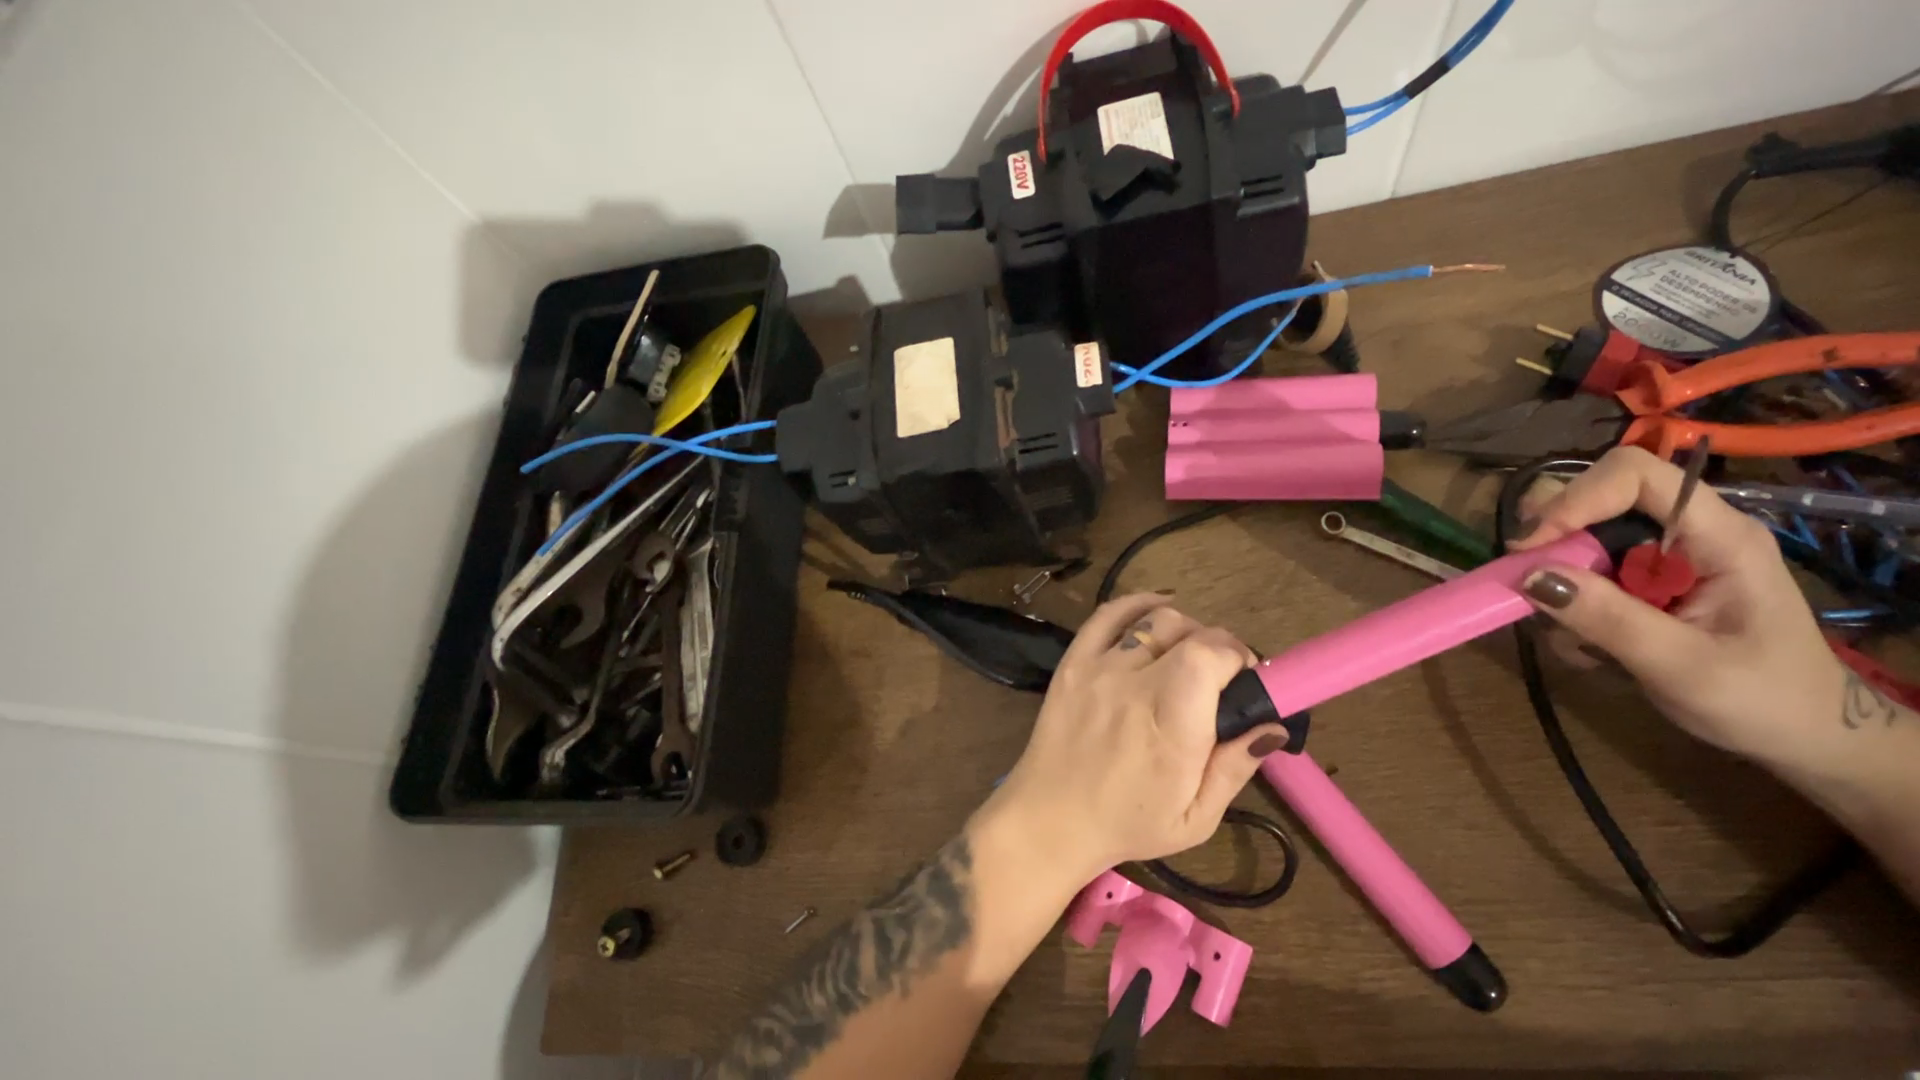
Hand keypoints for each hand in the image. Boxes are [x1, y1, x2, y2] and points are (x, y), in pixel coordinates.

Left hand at [978, 594, 1287, 885]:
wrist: (1050, 820)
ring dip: (1184, 629)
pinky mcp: (1073, 663)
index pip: (1212, 655)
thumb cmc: (1128, 824)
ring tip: (1189, 656)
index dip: (1237, 658)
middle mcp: (1134, 686)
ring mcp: (1099, 669)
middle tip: (1220, 676)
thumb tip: (1274, 725)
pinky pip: (1107, 615)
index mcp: (1171, 724)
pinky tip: (1159, 611)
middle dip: (1217, 645)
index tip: (1244, 681)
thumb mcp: (1195, 818)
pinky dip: (1138, 604)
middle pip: (1189, 632)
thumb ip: (1235, 767)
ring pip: (1154, 621)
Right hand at [1508, 446, 1846, 768]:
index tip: (1531, 547)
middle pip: (1597, 501)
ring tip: (1571, 638)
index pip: (1635, 475)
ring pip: (1582, 541)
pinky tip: (1586, 646)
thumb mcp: (1682, 666)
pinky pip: (1585, 573)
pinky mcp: (1647, 581)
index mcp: (1719, 536)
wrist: (1806, 735)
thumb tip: (1530, 577)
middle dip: (1555, 544)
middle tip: (1528, 589)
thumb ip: (1608, 619)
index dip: (1576, 499)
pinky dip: (1568, 606)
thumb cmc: (1764, 700)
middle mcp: (1689, 531)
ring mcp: (1666, 556)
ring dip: (1558, 585)